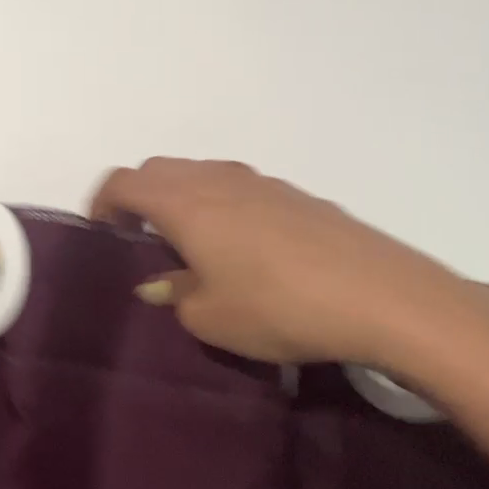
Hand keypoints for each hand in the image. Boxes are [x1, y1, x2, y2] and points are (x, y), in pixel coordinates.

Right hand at [89, 158, 477, 365]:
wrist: (387, 300)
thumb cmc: (279, 309)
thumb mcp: (210, 318)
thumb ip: (175, 295)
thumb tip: (160, 284)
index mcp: (183, 204)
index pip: (122, 182)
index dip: (102, 203)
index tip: (102, 233)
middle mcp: (217, 181)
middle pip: (159, 169)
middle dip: (139, 196)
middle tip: (142, 238)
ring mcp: (263, 183)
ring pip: (202, 174)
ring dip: (183, 198)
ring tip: (193, 243)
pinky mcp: (300, 197)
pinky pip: (241, 188)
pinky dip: (223, 206)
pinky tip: (246, 250)